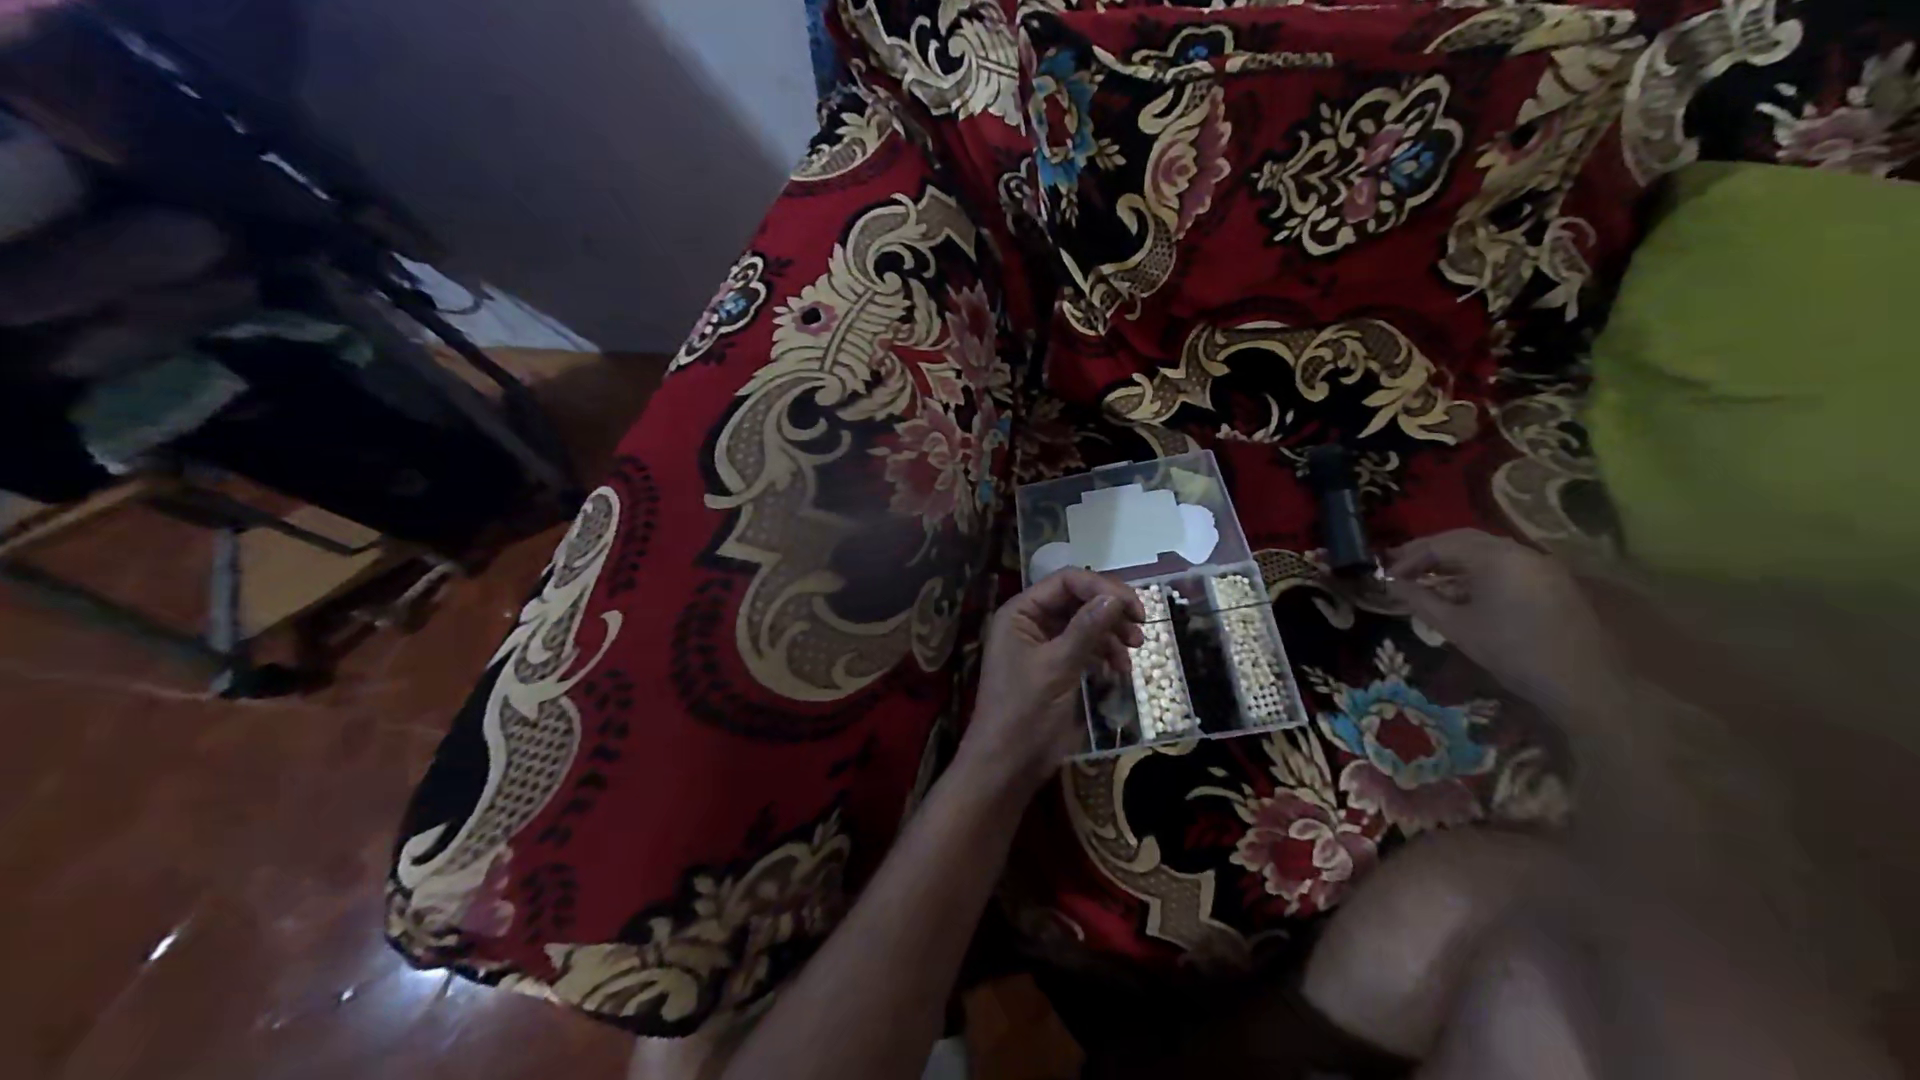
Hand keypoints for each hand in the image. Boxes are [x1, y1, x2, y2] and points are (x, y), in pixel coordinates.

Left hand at [960, 568, 1144, 793]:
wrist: (1008, 763)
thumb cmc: (1024, 711)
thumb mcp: (1057, 666)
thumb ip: (1086, 629)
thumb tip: (1115, 596)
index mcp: (1020, 612)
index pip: (1066, 581)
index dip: (1101, 587)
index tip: (1134, 607)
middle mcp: (1031, 622)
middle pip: (1078, 599)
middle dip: (1110, 610)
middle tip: (1140, 627)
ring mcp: (1045, 644)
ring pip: (1086, 623)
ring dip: (1112, 633)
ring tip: (1134, 650)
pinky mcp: (1058, 667)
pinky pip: (1086, 647)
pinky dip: (1106, 653)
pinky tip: (1121, 670)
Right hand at [1384, 530, 1619, 715]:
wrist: (1581, 682)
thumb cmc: (1510, 651)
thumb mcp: (1455, 626)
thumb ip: (1420, 600)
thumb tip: (1393, 585)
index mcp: (1495, 557)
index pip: (1441, 545)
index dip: (1410, 559)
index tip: (1388, 577)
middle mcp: (1519, 551)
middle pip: (1463, 539)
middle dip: (1429, 552)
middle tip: (1401, 567)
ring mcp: (1539, 565)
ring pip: (1485, 550)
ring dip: (1452, 560)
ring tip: (1425, 577)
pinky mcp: (1550, 581)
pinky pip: (1504, 564)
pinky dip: (1475, 570)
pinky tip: (1459, 589)